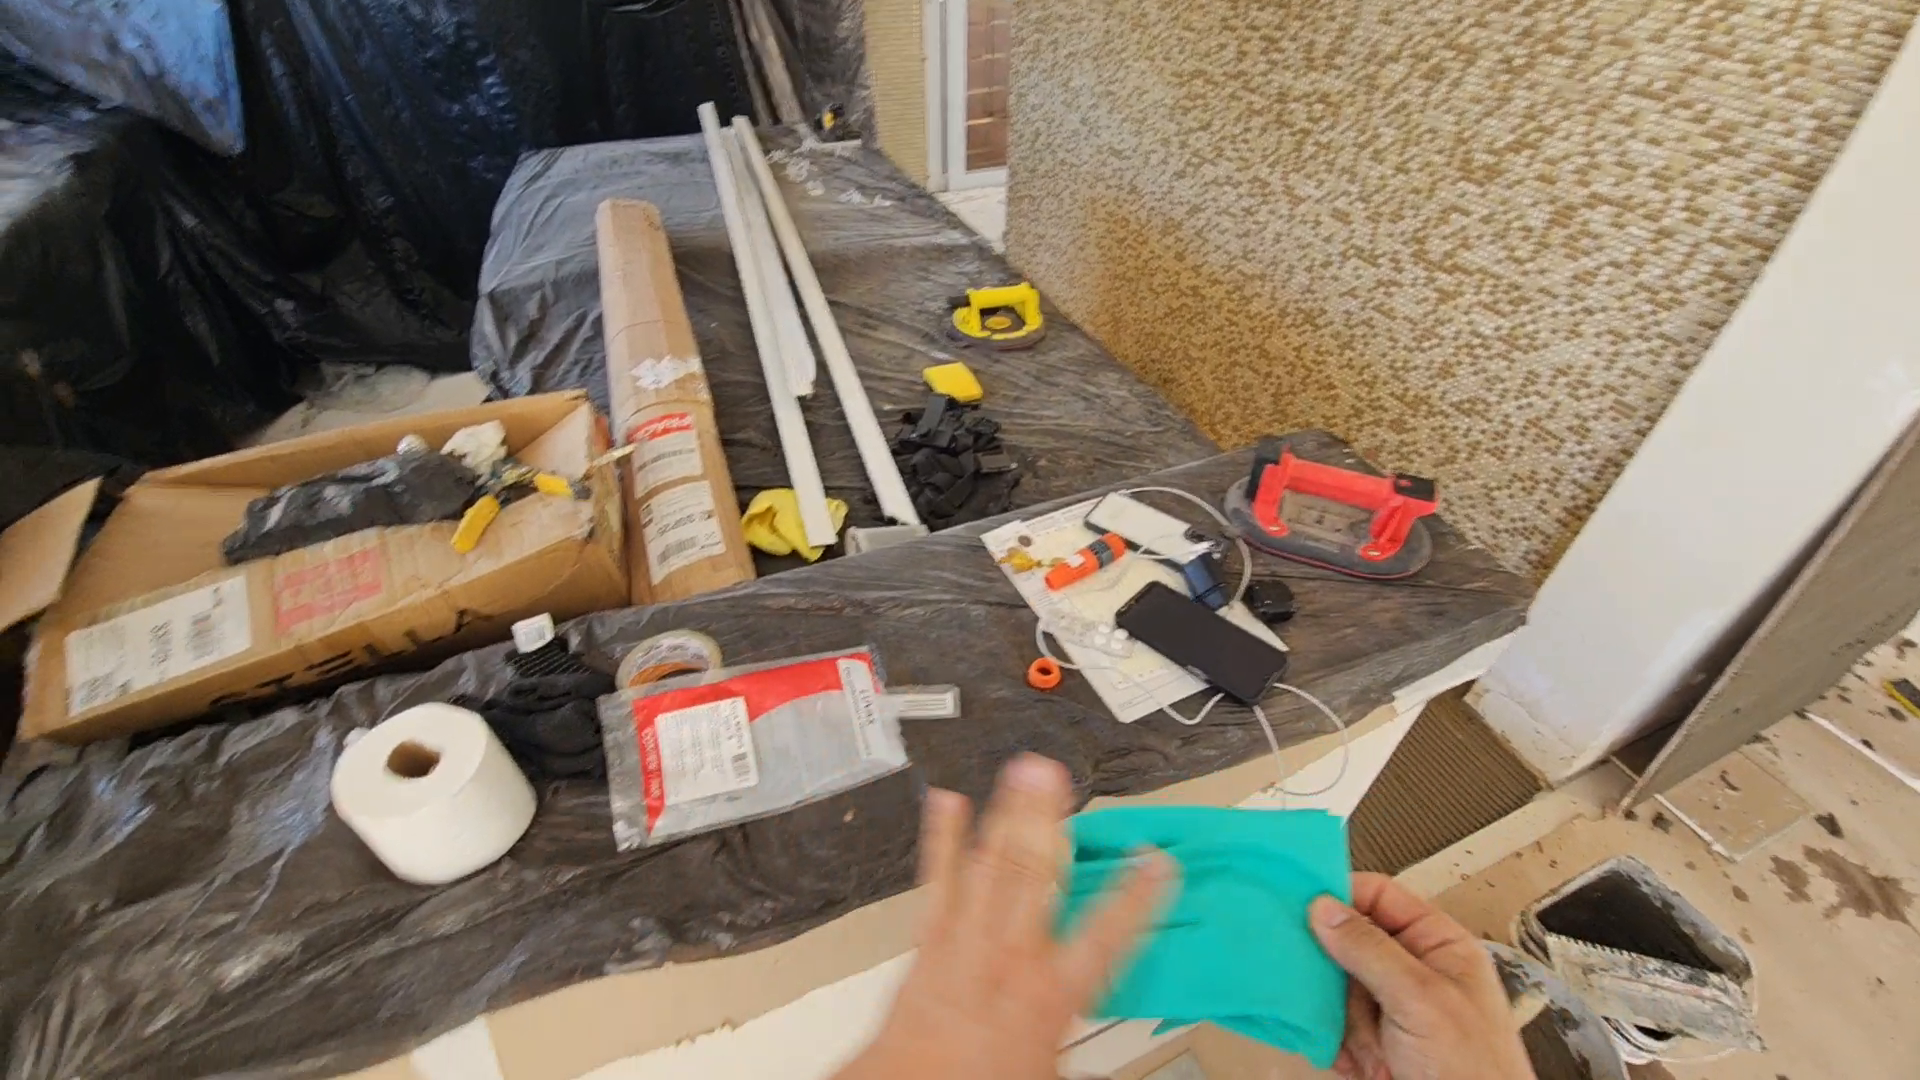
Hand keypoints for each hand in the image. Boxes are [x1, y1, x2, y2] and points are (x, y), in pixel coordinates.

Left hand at [833, 754, 1175, 1079]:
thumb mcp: (1051, 1070)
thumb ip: (1082, 1045)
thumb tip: (1112, 1063)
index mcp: (1050, 993)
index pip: (1106, 936)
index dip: (1137, 896)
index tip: (1158, 860)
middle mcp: (1010, 953)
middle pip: (1034, 874)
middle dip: (1047, 819)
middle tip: (1056, 775)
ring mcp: (968, 937)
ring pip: (994, 863)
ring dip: (1008, 813)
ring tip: (1021, 770)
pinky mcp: (932, 933)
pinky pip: (939, 877)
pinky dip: (943, 836)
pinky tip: (946, 799)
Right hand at [1310, 873, 1534, 1079]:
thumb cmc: (1466, 1072)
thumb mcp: (1420, 1001)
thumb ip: (1368, 948)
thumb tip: (1317, 903)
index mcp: (1436, 944)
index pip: (1377, 894)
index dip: (1340, 894)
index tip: (1298, 904)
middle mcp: (1410, 967)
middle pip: (1347, 938)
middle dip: (1336, 970)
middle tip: (1322, 987)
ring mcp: (1389, 1004)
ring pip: (1335, 981)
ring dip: (1342, 1016)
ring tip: (1368, 1051)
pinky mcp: (1372, 1037)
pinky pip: (1332, 1017)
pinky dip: (1335, 1039)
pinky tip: (1354, 1063)